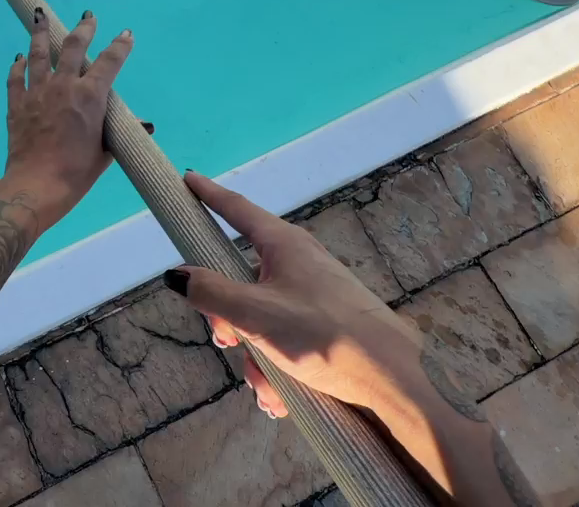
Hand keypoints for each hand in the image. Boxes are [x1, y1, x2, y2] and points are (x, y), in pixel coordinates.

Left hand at [1, 9, 131, 229]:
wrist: (38, 183)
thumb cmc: (78, 171)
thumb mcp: (106, 151)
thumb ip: (121, 131)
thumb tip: (145, 125)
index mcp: (90, 96)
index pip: (110, 62)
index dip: (120, 46)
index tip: (126, 34)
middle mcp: (63, 85)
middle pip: (73, 47)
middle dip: (83, 29)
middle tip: (88, 17)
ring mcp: (37, 92)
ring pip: (38, 54)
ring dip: (40, 33)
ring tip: (39, 16)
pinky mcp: (16, 103)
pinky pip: (16, 78)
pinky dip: (18, 66)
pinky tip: (20, 58)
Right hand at [164, 172, 424, 419]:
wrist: (403, 386)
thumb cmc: (324, 335)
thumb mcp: (254, 313)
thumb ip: (210, 292)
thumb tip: (175, 274)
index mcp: (282, 244)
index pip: (236, 208)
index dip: (208, 194)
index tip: (187, 180)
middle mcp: (298, 263)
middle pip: (241, 276)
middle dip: (226, 313)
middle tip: (224, 337)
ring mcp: (315, 296)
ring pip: (261, 315)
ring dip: (252, 352)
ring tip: (263, 385)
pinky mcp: (329, 328)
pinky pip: (287, 339)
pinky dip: (277, 367)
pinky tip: (280, 398)